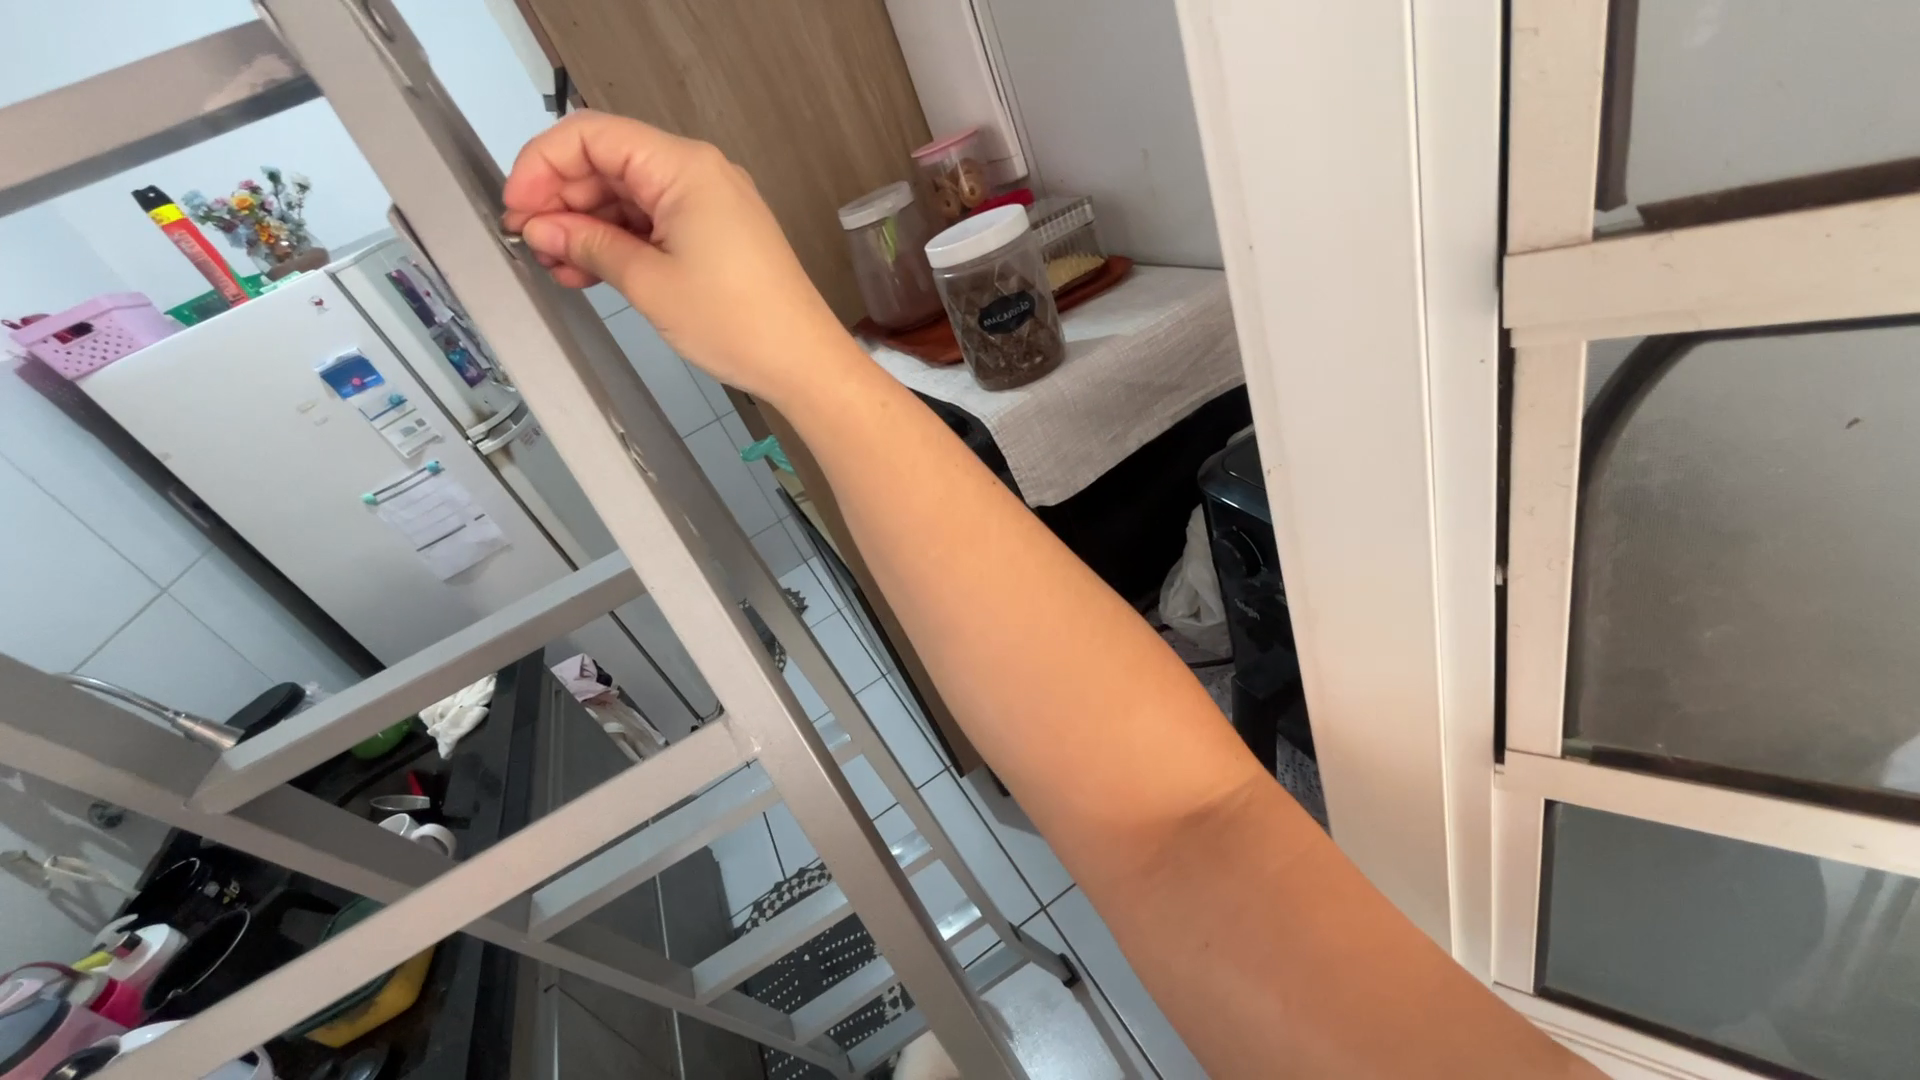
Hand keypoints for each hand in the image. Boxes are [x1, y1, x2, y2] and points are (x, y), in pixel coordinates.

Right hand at [502, 111, 853, 403]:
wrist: (803, 362)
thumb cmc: (740, 323)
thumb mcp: (649, 283)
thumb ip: (589, 245)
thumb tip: (542, 228)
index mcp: (685, 167)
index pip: (591, 136)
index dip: (542, 166)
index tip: (517, 208)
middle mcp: (701, 174)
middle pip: (609, 165)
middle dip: (564, 202)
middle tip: (533, 246)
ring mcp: (712, 205)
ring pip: (630, 199)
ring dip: (590, 229)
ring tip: (560, 269)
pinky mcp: (719, 235)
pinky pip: (657, 224)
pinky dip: (624, 244)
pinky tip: (593, 272)